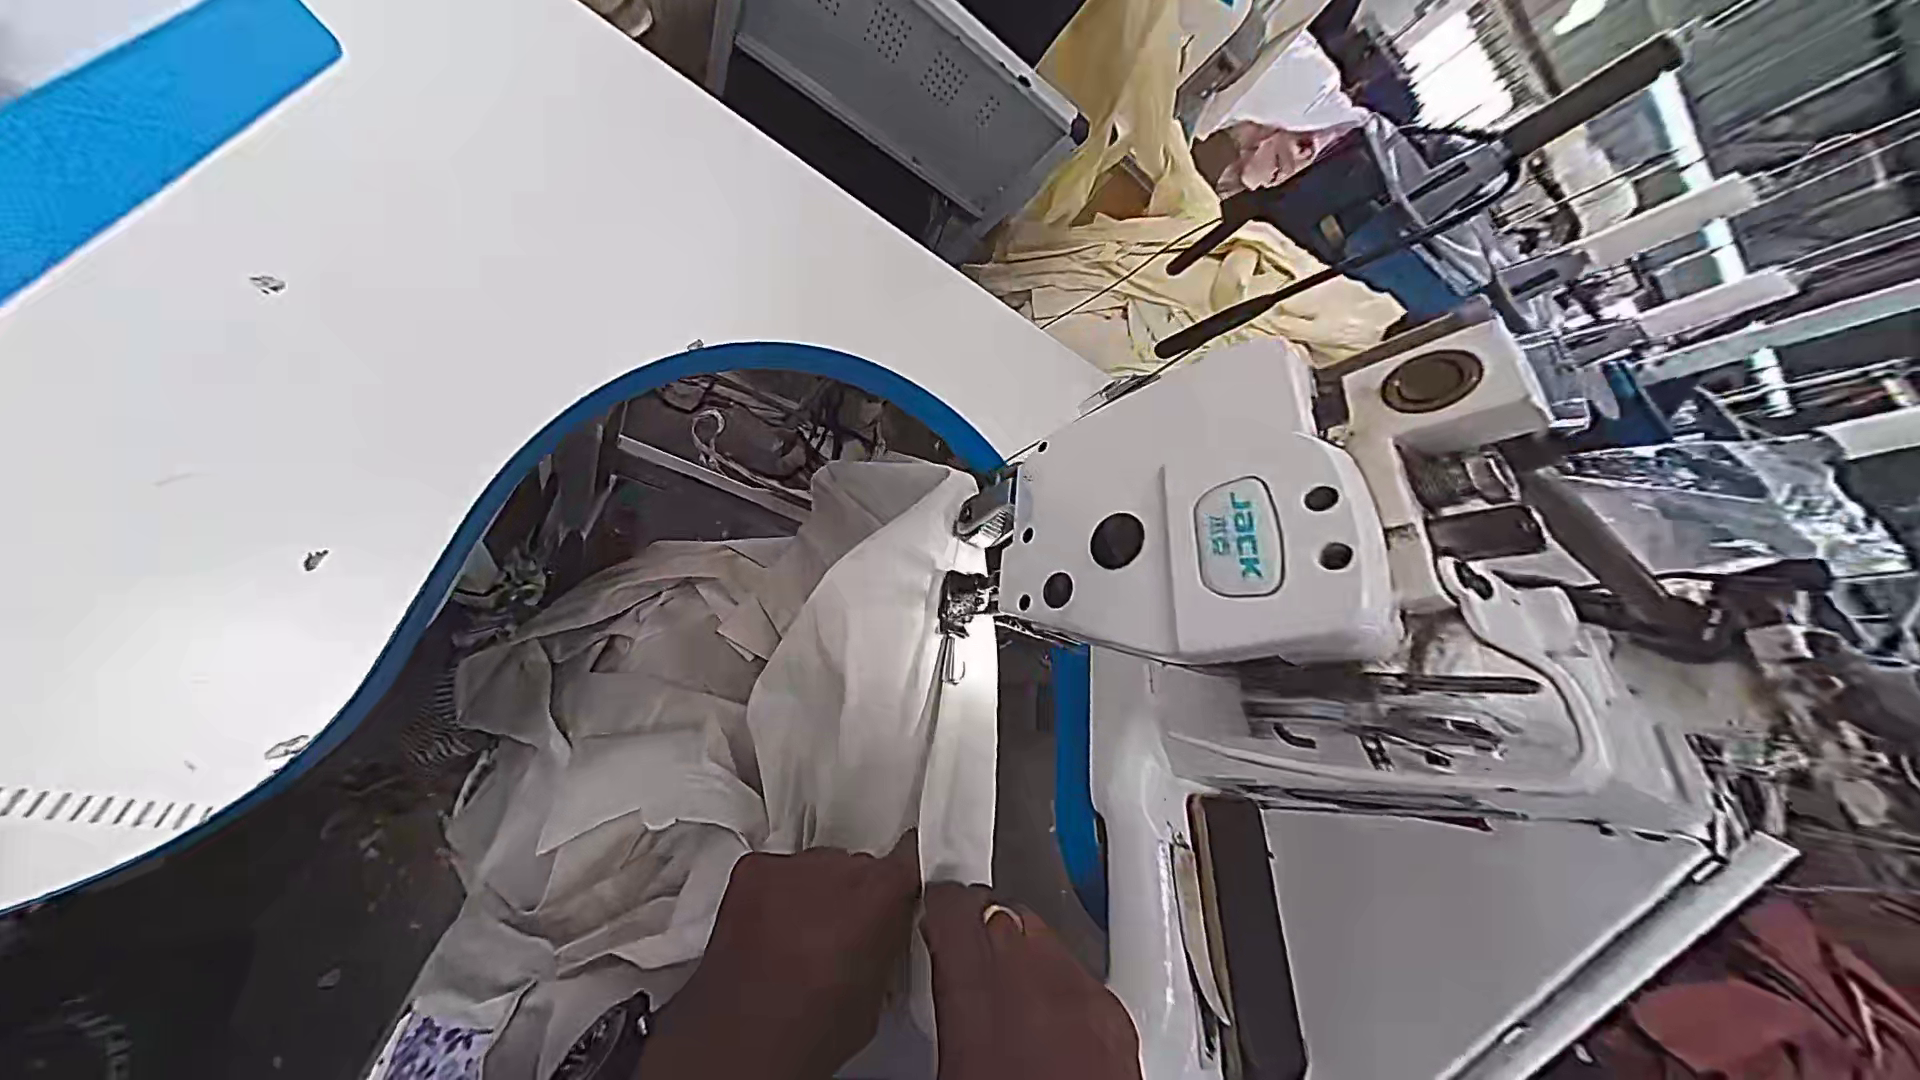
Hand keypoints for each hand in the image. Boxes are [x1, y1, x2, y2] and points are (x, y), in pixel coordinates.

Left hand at [639, 837, 920, 1079]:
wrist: (737, 1044)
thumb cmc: (813, 1031)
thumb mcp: (878, 991)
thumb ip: (890, 939)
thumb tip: (890, 923)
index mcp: (880, 893)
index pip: (909, 854)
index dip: (905, 869)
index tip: (900, 883)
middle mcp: (841, 865)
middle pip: (858, 864)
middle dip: (854, 891)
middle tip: (840, 931)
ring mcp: (794, 863)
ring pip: (818, 865)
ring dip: (815, 890)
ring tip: (799, 933)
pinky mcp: (754, 868)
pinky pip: (778, 870)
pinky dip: (777, 891)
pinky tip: (769, 928)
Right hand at [921, 883, 1140, 1079]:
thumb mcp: (948, 1067)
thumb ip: (943, 1004)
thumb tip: (938, 978)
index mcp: (980, 998)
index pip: (956, 908)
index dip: (940, 908)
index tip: (935, 915)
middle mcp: (1033, 984)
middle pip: (999, 912)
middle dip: (978, 924)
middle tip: (964, 952)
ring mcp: (1081, 996)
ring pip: (1038, 931)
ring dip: (1018, 946)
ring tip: (1005, 987)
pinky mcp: (1116, 1017)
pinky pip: (1076, 968)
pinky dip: (1056, 977)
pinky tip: (1045, 1014)